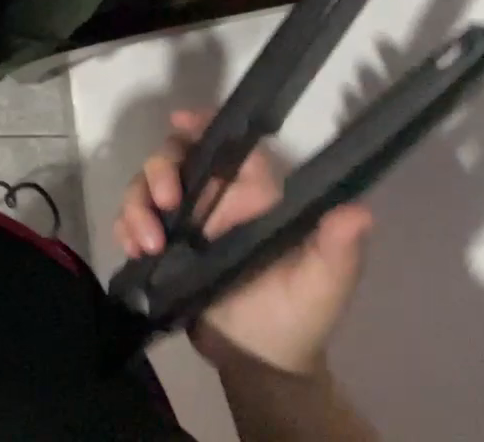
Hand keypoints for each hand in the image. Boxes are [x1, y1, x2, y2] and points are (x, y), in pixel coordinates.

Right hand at [115, 110, 373, 375]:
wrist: (257, 362)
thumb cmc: (297, 318)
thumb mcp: (322, 285)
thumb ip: (337, 248)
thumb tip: (359, 210)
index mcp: (252, 198)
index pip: (227, 148)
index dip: (201, 126)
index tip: (179, 121)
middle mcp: (214, 201)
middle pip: (173, 159)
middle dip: (159, 172)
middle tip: (165, 203)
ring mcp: (181, 221)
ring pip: (144, 186)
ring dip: (137, 206)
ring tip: (147, 245)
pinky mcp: (158, 243)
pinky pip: (129, 218)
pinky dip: (124, 227)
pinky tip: (133, 250)